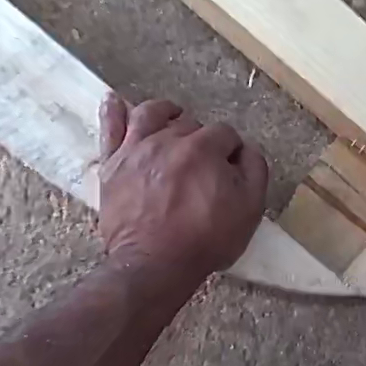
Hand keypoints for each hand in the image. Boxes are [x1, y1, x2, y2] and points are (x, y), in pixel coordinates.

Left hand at [96, 94, 268, 286]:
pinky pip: (110, 128)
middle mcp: (169, 140)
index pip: (225, 133)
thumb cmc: (208, 237)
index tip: (232, 170)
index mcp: (205, 148)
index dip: (232, 150)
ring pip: (151, 114)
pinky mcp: (112, 165)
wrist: (156, 263)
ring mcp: (136, 150)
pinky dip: (114, 111)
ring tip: (173, 120)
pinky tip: (116, 102)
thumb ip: (255, 168)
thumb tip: (245, 149)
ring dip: (166, 113)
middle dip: (202, 137)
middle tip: (206, 163)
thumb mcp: (251, 206)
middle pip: (190, 124)